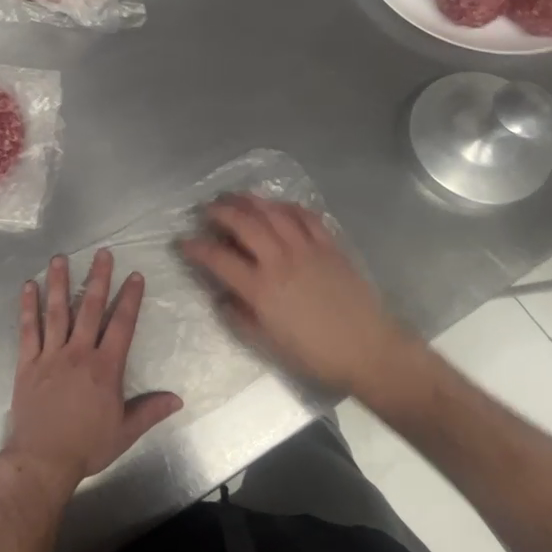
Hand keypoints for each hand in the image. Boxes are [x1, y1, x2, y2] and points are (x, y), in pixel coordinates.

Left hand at [2, 249, 182, 488]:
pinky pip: (28, 330)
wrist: (43, 460)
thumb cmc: (87, 446)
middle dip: (98, 279)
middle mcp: (78, 354)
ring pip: (56, 312)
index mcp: (105, 368)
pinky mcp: (27, 363)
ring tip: (60, 258)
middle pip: (89, 308)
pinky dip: (27, 308)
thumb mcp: (125, 432)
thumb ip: (150, 410)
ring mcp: (50, 356)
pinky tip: (28, 287)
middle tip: (102, 253)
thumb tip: (178, 399)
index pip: (122, 325)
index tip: (135, 276)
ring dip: (59, 283)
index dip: (130, 298)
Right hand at [181, 194, 420, 394]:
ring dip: (250, 201)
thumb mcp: (268, 343)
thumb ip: (240, 317)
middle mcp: (280, 261)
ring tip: (236, 197)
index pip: (218, 258)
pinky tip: (279, 207)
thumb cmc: (315, 354)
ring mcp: (307, 249)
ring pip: (273, 212)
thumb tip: (222, 297)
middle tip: (207, 209)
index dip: (195, 247)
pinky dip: (288, 206)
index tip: (183, 242)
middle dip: (220, 211)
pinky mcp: (330, 246)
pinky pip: (306, 216)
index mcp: (260, 288)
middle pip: (244, 223)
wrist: (368, 350)